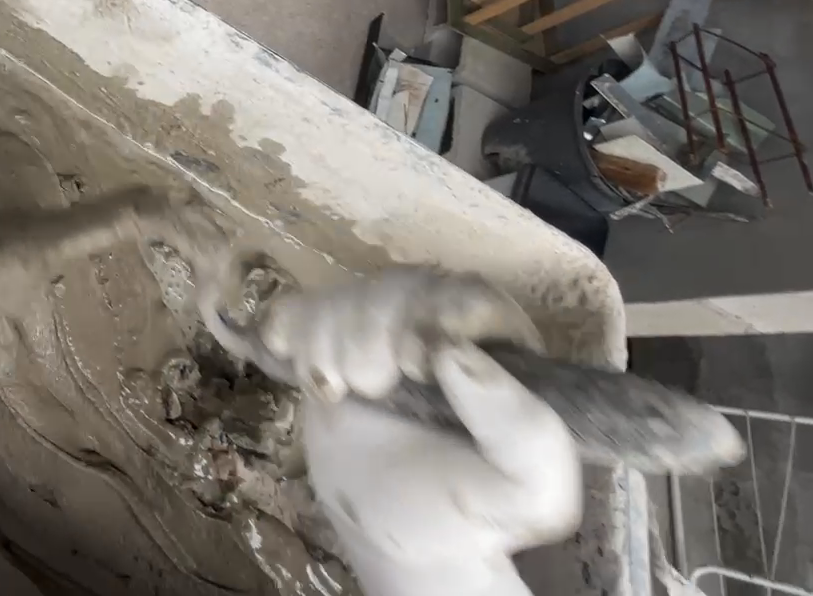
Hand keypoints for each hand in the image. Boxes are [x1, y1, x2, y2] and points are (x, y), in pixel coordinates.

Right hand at [266, 270, 579, 595]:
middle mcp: (435, 324)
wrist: (382, 523)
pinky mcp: (323, 334)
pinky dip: (286, 333)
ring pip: (339, 296)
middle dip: (367, 337)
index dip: (431, 315)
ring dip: (325, 345)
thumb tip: (454, 352)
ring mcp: (374, 327)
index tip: (414, 366)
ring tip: (339, 392)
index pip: (466, 293)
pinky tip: (301, 370)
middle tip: (369, 387)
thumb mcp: (523, 494)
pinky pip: (294, 306)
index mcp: (499, 350)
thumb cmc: (460, 511)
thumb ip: (526, 432)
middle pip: (392, 288)